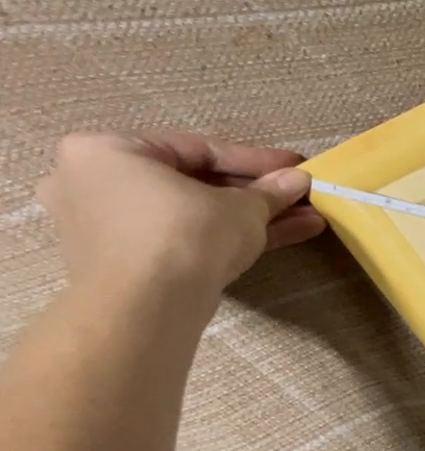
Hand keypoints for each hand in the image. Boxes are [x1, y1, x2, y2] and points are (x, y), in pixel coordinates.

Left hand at [36, 132, 326, 307]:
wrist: (148, 301)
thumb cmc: (186, 231)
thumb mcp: (244, 206)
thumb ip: (272, 190)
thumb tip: (300, 179)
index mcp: (107, 151)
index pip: (197, 149)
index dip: (257, 160)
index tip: (298, 166)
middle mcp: (92, 182)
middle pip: (193, 182)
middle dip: (255, 192)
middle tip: (300, 195)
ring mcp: (105, 224)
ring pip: (193, 212)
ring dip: (253, 216)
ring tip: (307, 219)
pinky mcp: (124, 258)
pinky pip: (182, 235)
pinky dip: (227, 235)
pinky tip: (283, 236)